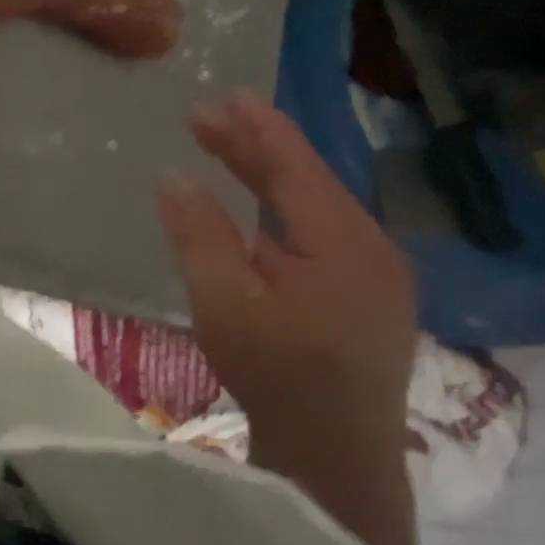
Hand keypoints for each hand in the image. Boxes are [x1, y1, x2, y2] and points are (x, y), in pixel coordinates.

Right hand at [156, 88, 416, 544]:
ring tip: (219, 142)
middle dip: (255, 145)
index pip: (297, 168)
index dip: (258, 128)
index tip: (221, 93)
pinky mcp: (362, 289)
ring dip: (264, 171)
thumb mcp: (224, 302)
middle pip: (307, 180)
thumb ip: (199, 233)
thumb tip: (171, 173)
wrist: (336, 451)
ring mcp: (372, 270)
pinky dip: (276, 200)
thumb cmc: (277, 373)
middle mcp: (370, 248)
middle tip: (202, 113)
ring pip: (312, 202)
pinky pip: (316, 226)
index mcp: (344, 244)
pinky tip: (251, 197)